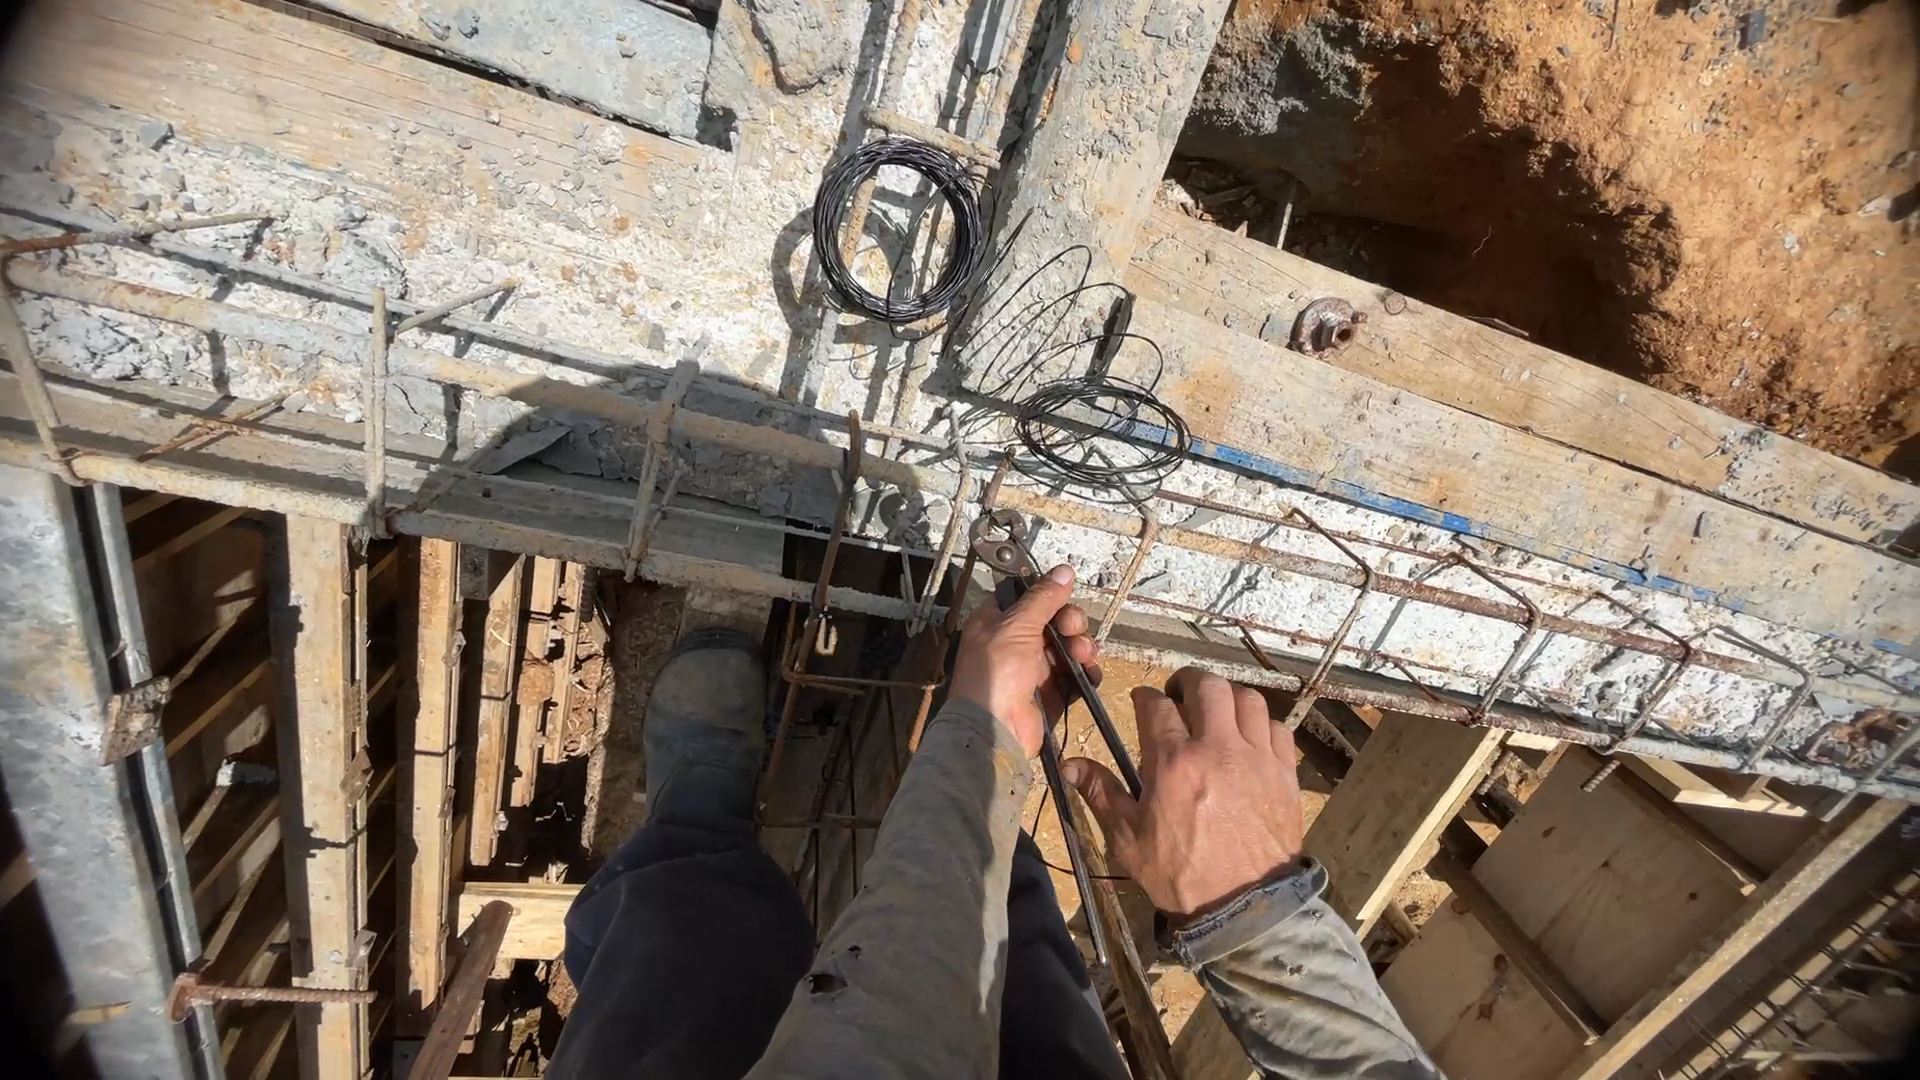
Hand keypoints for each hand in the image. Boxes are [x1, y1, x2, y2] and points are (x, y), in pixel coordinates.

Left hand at [948, 564, 1101, 758]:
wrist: (996, 729)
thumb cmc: (997, 671)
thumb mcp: (1016, 626)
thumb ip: (1042, 598)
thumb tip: (1064, 569)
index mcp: (997, 622)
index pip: (1026, 596)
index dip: (1046, 593)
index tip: (1062, 593)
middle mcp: (1016, 641)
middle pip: (1054, 619)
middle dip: (1070, 621)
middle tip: (1072, 628)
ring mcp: (1035, 667)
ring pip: (1069, 645)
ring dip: (1082, 644)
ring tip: (1082, 654)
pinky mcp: (1052, 690)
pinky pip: (1076, 674)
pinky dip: (1087, 671)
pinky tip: (1090, 670)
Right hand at [1063, 667, 1303, 920]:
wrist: (1246, 911)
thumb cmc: (1180, 875)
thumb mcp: (1128, 838)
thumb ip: (1101, 792)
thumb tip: (1068, 764)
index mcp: (1172, 760)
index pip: (1155, 703)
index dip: (1144, 697)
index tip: (1142, 703)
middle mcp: (1216, 747)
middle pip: (1205, 686)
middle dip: (1186, 682)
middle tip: (1177, 695)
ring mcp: (1256, 757)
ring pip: (1245, 698)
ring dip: (1226, 697)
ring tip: (1214, 712)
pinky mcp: (1284, 773)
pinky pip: (1276, 727)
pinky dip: (1259, 723)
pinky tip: (1247, 738)